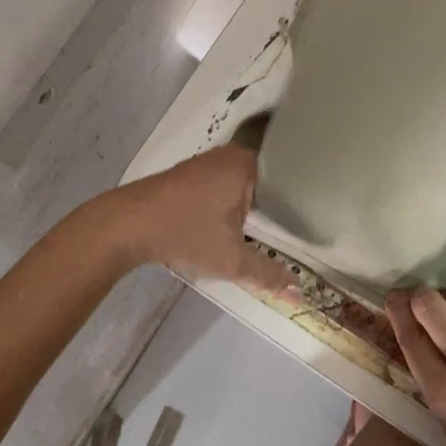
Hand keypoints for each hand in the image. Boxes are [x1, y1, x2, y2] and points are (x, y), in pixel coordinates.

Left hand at [97, 145, 294, 292]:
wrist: (126, 224)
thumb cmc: (185, 232)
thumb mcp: (232, 260)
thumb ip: (268, 273)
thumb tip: (297, 289)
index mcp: (247, 164)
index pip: (289, 176)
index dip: (304, 200)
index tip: (319, 221)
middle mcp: (230, 156)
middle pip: (267, 182)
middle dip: (280, 207)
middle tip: (304, 232)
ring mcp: (207, 164)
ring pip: (244, 186)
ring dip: (255, 208)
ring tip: (277, 233)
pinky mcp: (189, 176)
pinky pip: (224, 188)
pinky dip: (233, 206)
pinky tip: (239, 227)